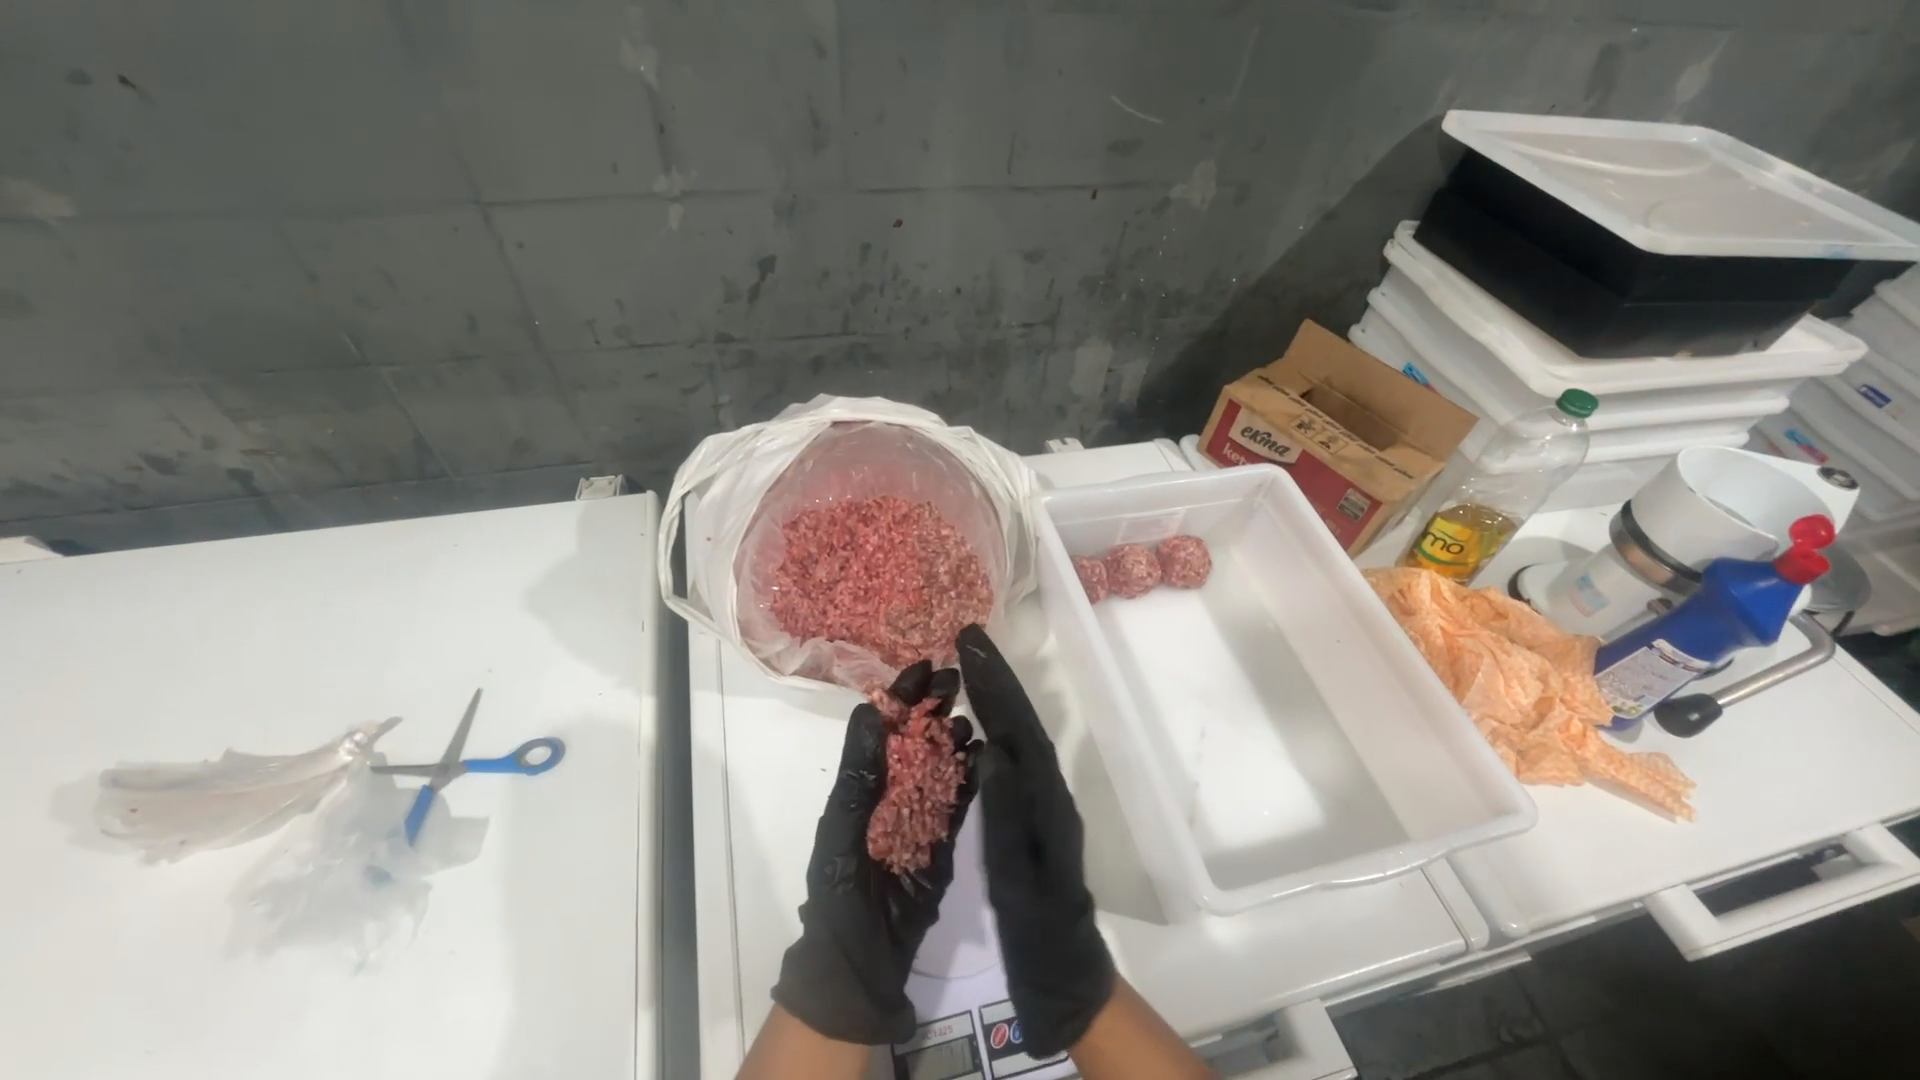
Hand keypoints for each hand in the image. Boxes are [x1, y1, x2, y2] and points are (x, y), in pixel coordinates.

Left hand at [771, 660, 979, 1045]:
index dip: (903, 694)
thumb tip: (872, 710)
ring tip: (970, 719)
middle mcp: (894, 787)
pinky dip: (974, 776)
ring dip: (956, 737)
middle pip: (918, 736)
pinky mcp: (945, 837)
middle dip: (935, 705)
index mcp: (865, 778)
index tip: (924, 665)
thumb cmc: (840, 885)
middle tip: (956, 680)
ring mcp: (921, 810)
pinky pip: (961, 799)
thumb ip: (860, 769)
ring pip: (943, 762)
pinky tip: (986, 755)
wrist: (862, 952)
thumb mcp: (843, 823)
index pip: (885, 724)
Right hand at [958, 625, 1115, 1057]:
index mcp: (1045, 800)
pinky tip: (975, 725)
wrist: (1065, 975)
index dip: (994, 684)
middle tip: (967, 638)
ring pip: (1018, 736)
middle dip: (995, 678)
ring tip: (969, 667)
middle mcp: (1048, 792)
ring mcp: (1043, 803)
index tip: (969, 645)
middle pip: (1021, 722)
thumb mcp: (1016, 880)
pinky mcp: (1033, 816)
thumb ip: (1005, 816)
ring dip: (996, 698)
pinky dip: (994, 729)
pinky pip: (1011, 758)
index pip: (1017, 727)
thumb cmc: (1038, 933)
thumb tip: (991, 750)